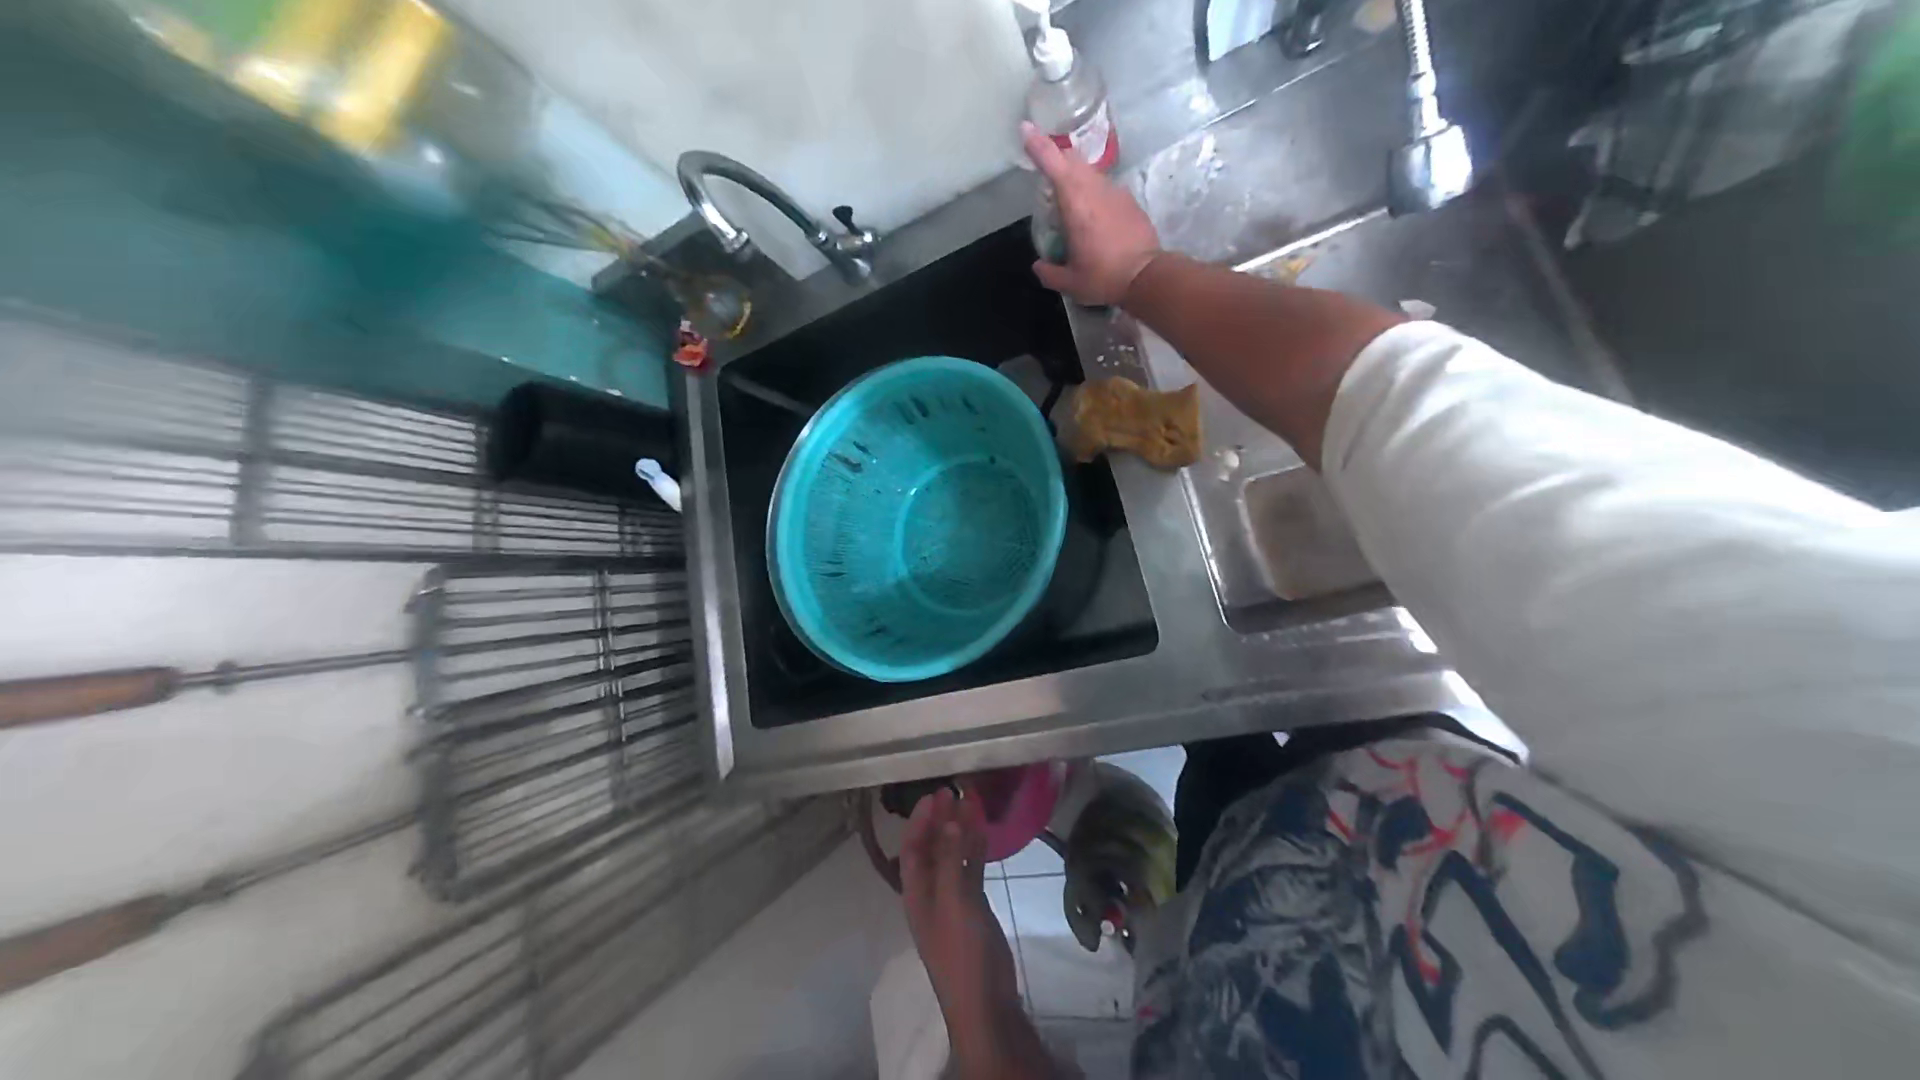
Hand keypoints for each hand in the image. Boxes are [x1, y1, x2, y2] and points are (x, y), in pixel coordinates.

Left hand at [899, 787, 1020, 1030]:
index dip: (919, 821)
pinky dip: (975, 848)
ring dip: (959, 830)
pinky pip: (971, 869)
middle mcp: (931, 892)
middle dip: (940, 820)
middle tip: (953, 791)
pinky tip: (983, 830)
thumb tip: (949, 820)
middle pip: (932, 848)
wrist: (985, 1002)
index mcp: (916, 894)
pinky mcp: (974, 906)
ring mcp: (953, 899)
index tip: (933, 795)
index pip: (912, 848)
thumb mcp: (953, 903)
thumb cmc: (960, 952)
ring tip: (970, 801)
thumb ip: (951, 861)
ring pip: (953, 855)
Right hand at [1023, 121, 1162, 305]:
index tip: (1026, 128)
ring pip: (1089, 172)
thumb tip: (1039, 265)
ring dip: (1074, 177)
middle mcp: (1095, 190)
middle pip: (1072, 160)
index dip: (1038, 144)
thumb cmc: (1104, 277)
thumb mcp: (1070, 283)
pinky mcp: (1129, 201)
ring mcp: (1115, 192)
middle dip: (1056, 157)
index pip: (1054, 164)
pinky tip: (1091, 215)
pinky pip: (1104, 187)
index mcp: (1076, 204)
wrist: (1147, 277)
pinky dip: (1092, 192)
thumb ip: (1049, 272)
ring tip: (1067, 198)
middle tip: (1044, 170)